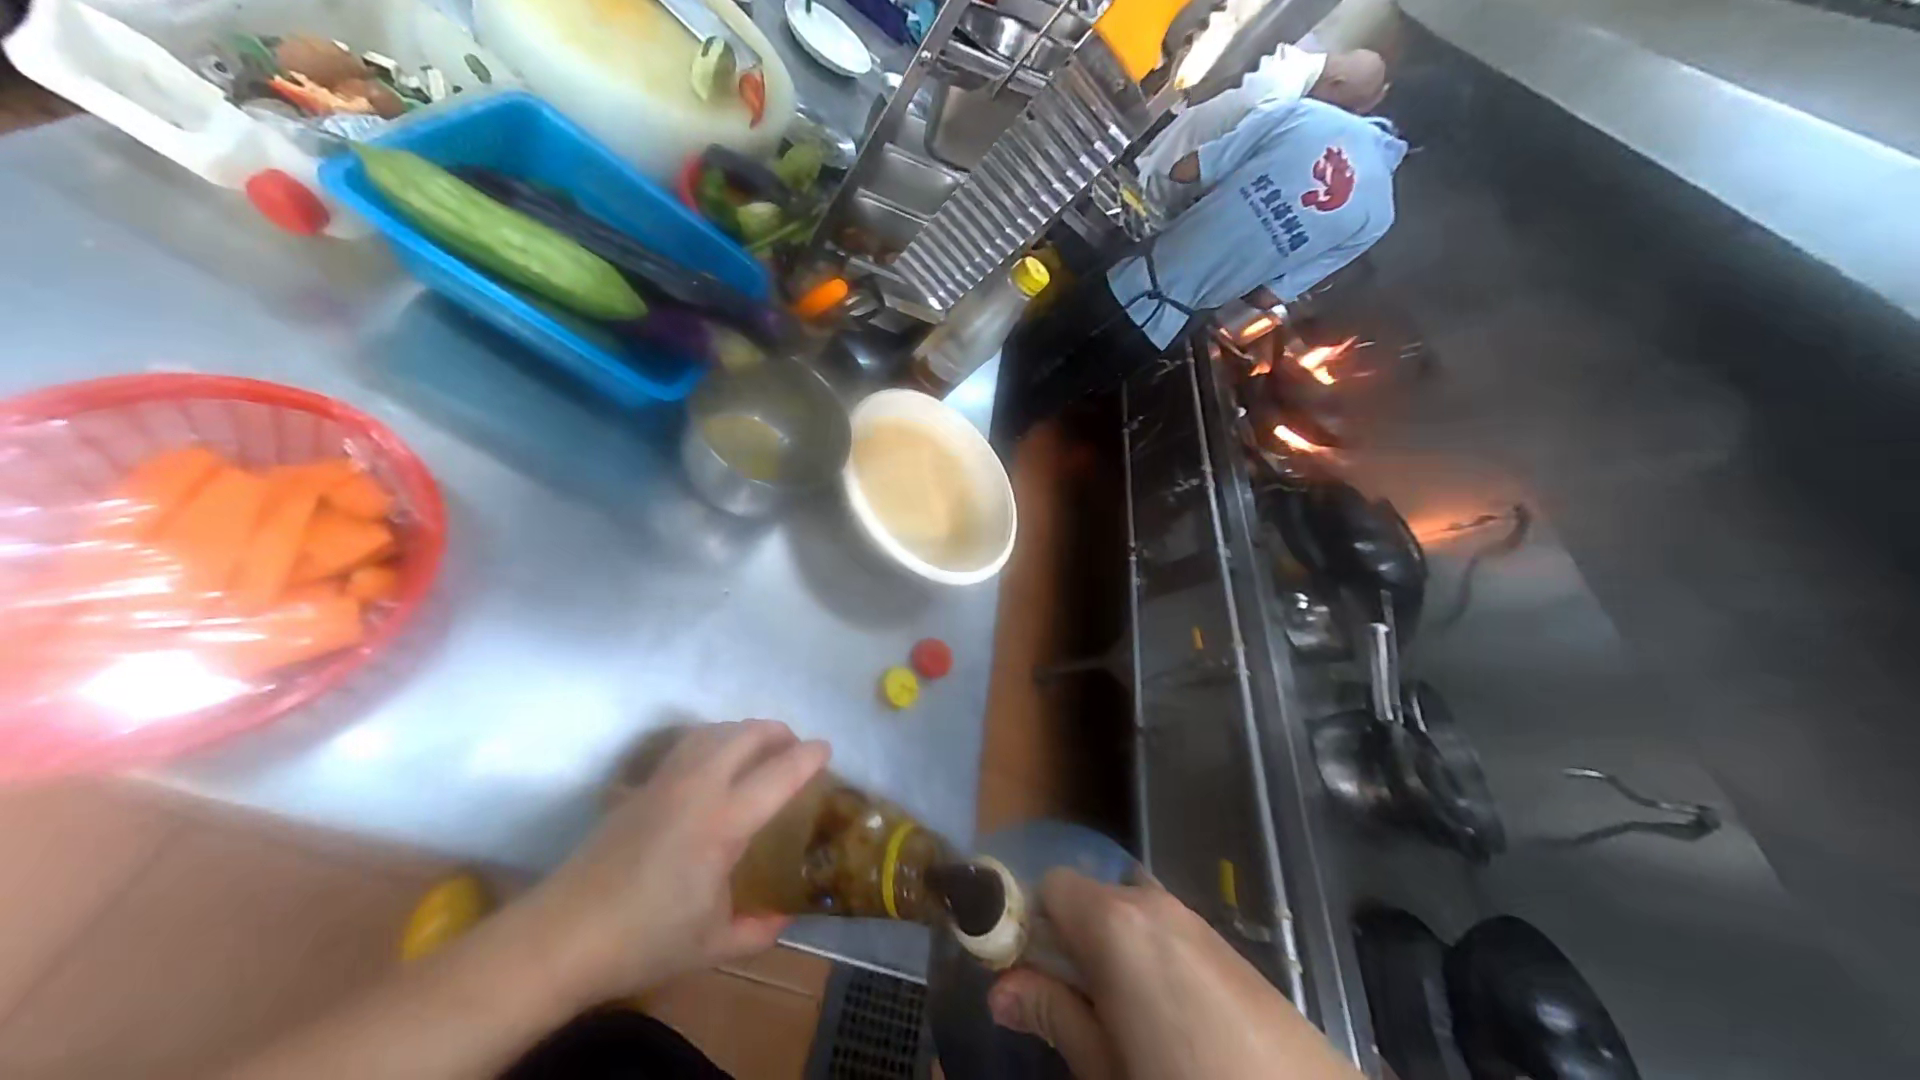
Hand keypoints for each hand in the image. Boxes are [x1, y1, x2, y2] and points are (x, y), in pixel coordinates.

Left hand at [528, 720, 829, 1003]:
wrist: (559, 938)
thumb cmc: (643, 940)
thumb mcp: (712, 945)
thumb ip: (758, 930)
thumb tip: (785, 918)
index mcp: (723, 822)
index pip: (778, 773)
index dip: (809, 756)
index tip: (827, 751)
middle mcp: (697, 788)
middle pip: (744, 734)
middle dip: (777, 731)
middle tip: (794, 747)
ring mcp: (663, 782)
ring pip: (712, 732)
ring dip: (743, 731)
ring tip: (758, 749)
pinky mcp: (638, 788)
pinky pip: (685, 746)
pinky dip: (712, 741)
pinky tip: (712, 766)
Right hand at [987, 870, 1362, 1079]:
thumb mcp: (1106, 1068)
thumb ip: (1053, 1016)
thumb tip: (1003, 990)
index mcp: (1116, 921)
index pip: (1050, 885)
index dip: (1029, 924)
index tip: (1022, 973)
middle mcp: (1154, 904)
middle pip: (1089, 897)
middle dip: (1068, 940)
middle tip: (1069, 1006)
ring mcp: (1196, 922)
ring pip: (1127, 915)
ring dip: (1107, 950)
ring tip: (1117, 1020)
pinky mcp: (1229, 948)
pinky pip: (1165, 934)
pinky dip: (1146, 958)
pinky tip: (1165, 1021)